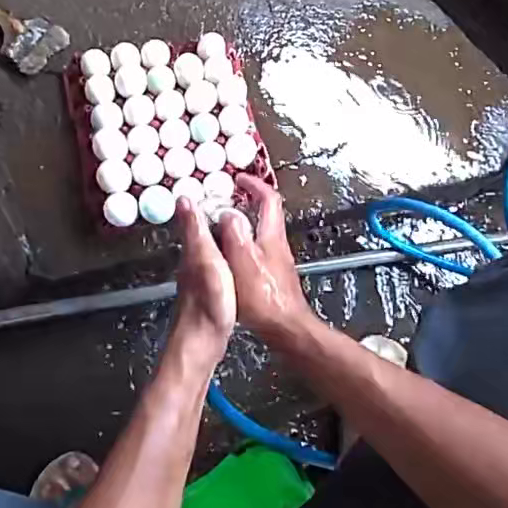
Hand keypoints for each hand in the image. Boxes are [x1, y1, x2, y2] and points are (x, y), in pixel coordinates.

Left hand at [168, 196, 236, 373]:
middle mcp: (193, 263)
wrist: (203, 344)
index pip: (195, 219)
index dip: (206, 204)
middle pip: (203, 233)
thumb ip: (195, 231)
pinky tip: (235, 259)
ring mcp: (201, 279)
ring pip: (210, 250)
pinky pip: (218, 266)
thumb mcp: (205, 260)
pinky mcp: (210, 294)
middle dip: (215, 218)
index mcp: (192, 252)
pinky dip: (226, 256)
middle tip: (234, 203)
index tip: (220, 188)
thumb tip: (183, 197)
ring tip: (238, 226)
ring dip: (220, 237)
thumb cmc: (209, 302)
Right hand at [215, 174, 321, 344]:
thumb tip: (228, 212)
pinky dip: (241, 243)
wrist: (286, 329)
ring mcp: (276, 260)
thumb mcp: (243, 261)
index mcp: (271, 236)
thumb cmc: (265, 299)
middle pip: (265, 213)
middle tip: (226, 198)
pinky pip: (255, 249)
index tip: (239, 179)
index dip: (255, 185)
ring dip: (242, 223)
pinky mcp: (271, 276)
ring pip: (260, 231)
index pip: (268, 199)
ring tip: (220, 224)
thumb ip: (235, 235)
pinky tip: (227, 255)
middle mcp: (276, 244)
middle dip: (247, 201)